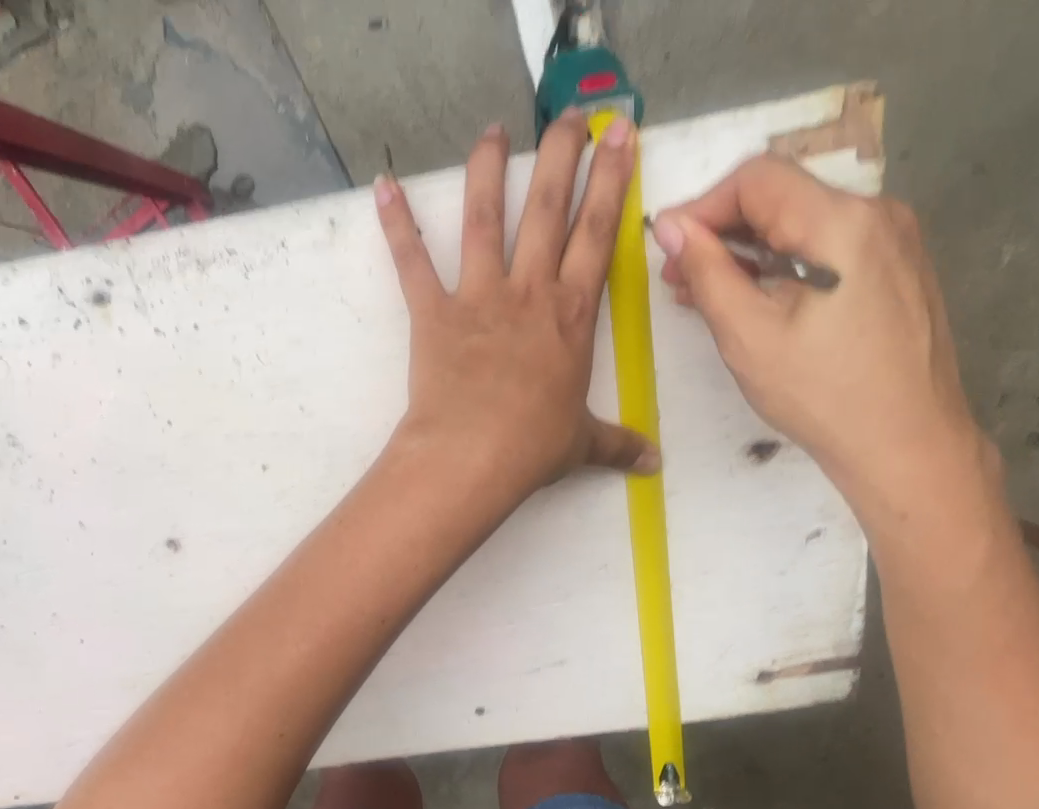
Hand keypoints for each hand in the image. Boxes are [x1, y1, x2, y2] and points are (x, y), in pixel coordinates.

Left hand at [375, 109, 657, 500]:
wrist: (471, 458)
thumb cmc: (531, 448)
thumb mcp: (582, 444)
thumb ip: (618, 444)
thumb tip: (653, 463)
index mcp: (571, 315)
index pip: (598, 233)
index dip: (612, 180)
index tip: (620, 136)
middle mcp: (528, 292)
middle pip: (547, 207)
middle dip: (561, 154)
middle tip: (569, 115)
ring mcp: (478, 297)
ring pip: (483, 218)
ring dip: (487, 170)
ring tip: (493, 131)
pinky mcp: (433, 312)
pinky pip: (411, 262)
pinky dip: (396, 224)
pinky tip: (385, 185)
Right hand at [650, 156, 992, 521]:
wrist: (908, 445)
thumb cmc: (823, 395)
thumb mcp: (749, 334)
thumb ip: (708, 271)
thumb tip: (670, 226)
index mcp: (844, 223)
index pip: (758, 179)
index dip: (702, 206)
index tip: (667, 247)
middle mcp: (878, 214)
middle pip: (782, 196)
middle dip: (722, 230)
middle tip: (677, 277)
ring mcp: (894, 240)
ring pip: (802, 222)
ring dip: (748, 249)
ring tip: (704, 292)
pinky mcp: (896, 267)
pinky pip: (826, 246)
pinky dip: (782, 263)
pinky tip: (752, 298)